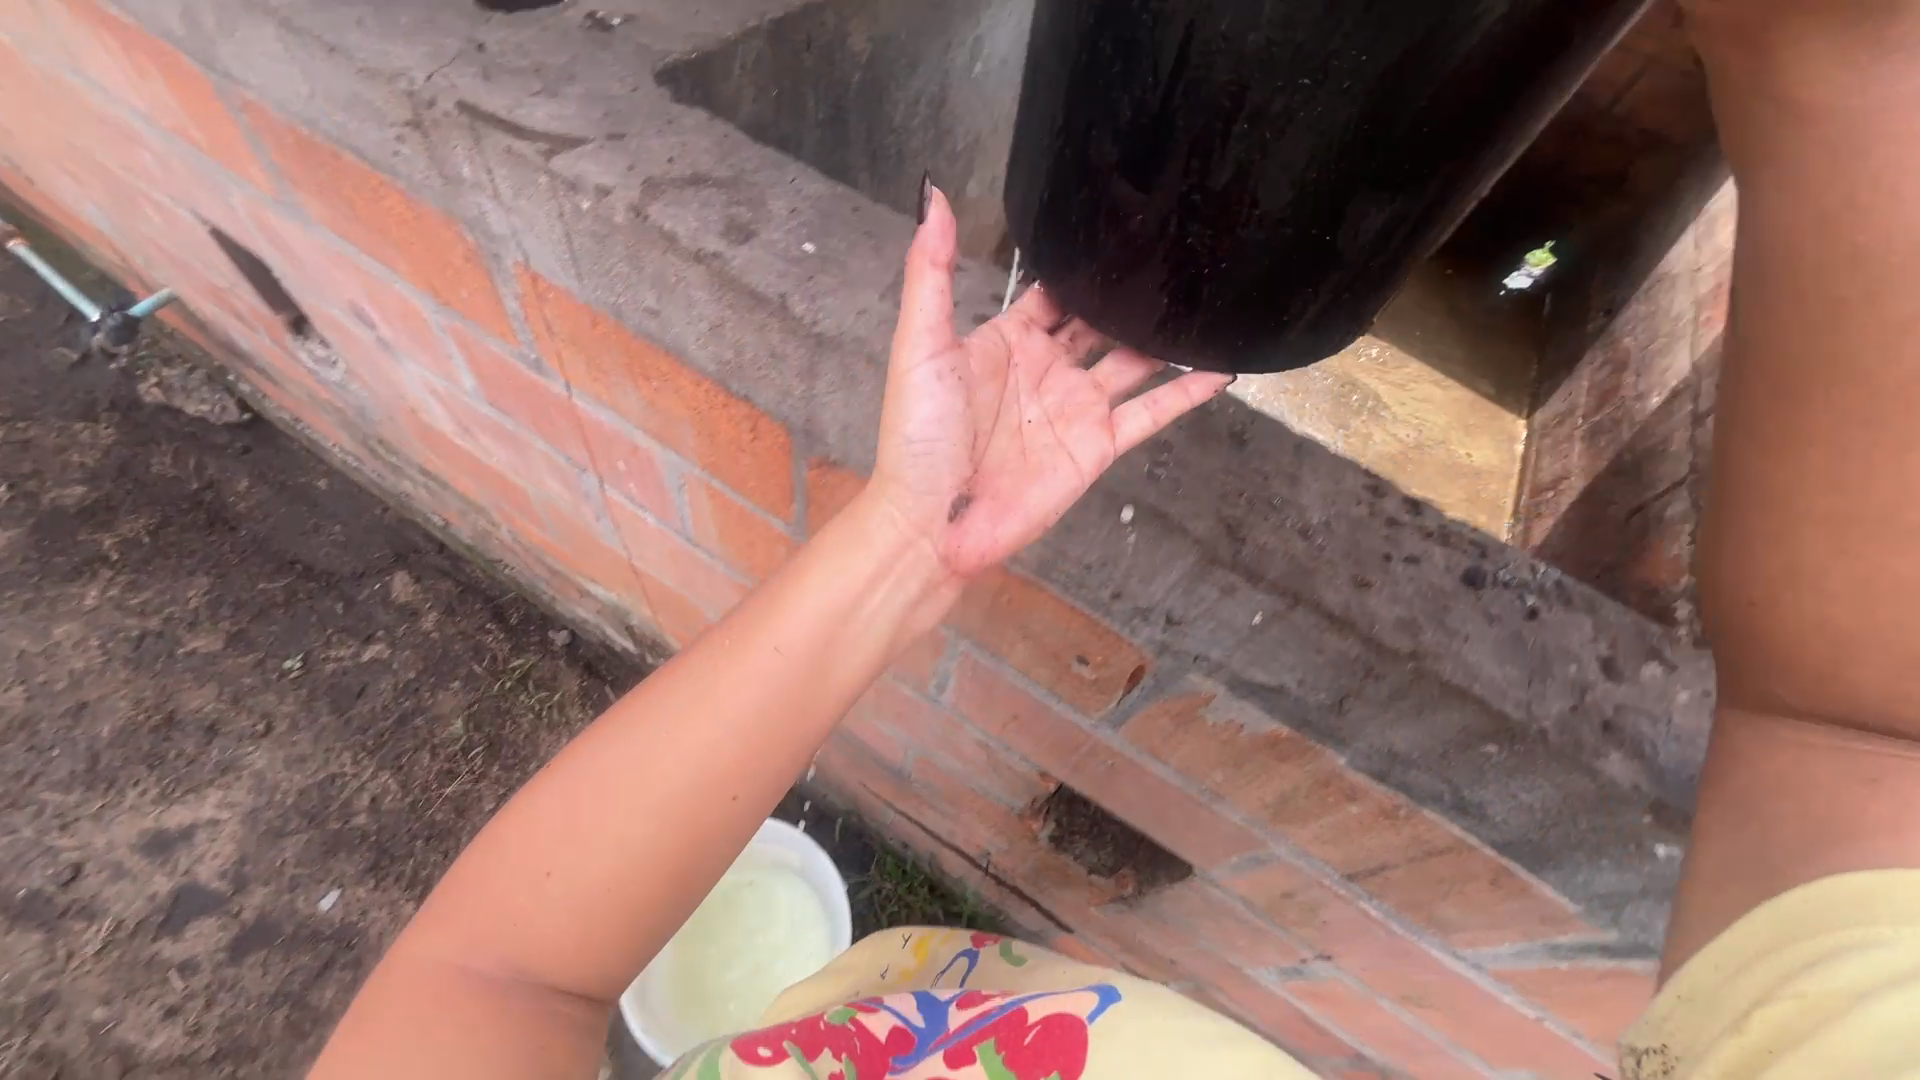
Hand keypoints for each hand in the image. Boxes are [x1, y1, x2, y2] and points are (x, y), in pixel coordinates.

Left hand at [868, 186, 1233, 579]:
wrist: (935, 523)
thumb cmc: (918, 436)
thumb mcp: (920, 344)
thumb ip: (932, 273)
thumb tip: (935, 198)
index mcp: (1007, 341)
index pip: (1054, 294)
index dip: (1082, 265)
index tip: (1124, 228)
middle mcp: (1046, 370)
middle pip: (1100, 323)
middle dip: (1130, 295)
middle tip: (1178, 254)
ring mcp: (1075, 408)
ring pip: (1133, 361)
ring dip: (1166, 334)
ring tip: (1207, 297)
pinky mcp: (1097, 446)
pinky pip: (1151, 413)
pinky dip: (1186, 392)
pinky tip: (1222, 367)